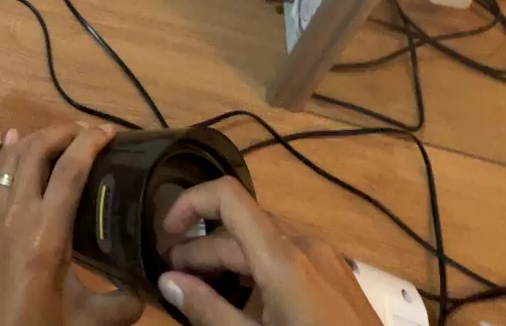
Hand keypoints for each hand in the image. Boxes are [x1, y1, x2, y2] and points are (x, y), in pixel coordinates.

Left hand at [0, 122, 144, 325]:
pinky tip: (16, 142)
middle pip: (36, 150)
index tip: (110, 132)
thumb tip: (147, 290)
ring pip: (11, 157)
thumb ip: (119, 305)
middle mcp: (17, 214)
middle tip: (88, 133)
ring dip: (37, 138)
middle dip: (63, 131)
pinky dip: (8, 152)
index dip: (90, 143)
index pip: (70, 170)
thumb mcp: (82, 322)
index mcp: (46, 234)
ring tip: (61, 136)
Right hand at [158, 177, 378, 325]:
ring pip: (264, 242)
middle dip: (203, 249)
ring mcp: (327, 259)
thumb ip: (208, 311)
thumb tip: (167, 281)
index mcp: (283, 256)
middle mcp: (304, 244)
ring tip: (205, 294)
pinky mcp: (339, 277)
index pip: (227, 195)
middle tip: (175, 281)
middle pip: (241, 226)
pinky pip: (288, 258)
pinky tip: (248, 304)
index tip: (166, 234)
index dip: (190, 202)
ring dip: (229, 261)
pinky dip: (258, 270)